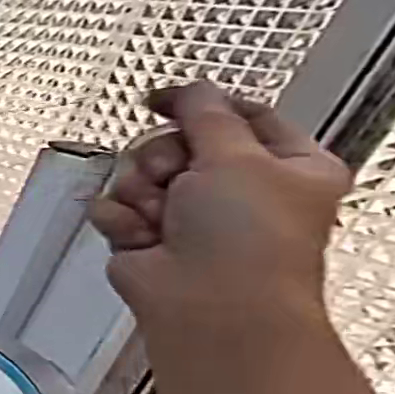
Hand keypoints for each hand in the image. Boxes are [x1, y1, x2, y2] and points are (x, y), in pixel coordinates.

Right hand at [89, 82, 351, 326]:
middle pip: (171, 143)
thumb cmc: (248, 240)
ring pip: (134, 174)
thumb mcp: (237, 155)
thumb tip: (188, 92)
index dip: (198, 105)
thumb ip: (205, 114)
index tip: (164, 101)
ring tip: (161, 215)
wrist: (208, 301)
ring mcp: (184, 213)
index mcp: (282, 165)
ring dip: (140, 191)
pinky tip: (144, 236)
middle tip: (175, 177)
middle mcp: (232, 188)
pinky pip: (112, 206)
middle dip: (160, 158)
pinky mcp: (143, 234)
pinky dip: (121, 219)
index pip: (235, 115)